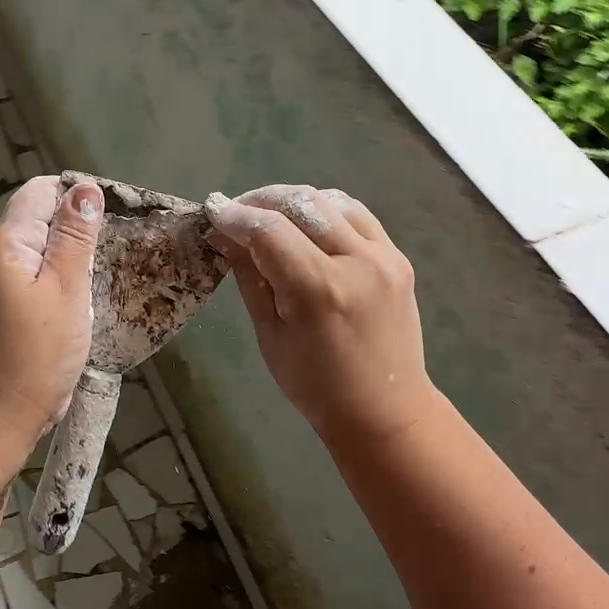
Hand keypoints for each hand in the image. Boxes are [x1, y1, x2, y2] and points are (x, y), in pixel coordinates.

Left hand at [0, 175, 105, 446]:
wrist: (3, 413)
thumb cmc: (38, 351)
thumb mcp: (66, 288)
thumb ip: (75, 236)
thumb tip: (85, 188)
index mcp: (6, 242)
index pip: (40, 192)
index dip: (76, 194)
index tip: (115, 212)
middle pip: (40, 215)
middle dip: (78, 222)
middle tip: (120, 240)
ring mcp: (1, 279)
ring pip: (42, 245)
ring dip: (74, 249)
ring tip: (110, 262)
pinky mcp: (10, 302)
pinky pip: (39, 270)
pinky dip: (64, 272)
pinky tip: (88, 287)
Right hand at [206, 185, 431, 444]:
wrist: (384, 409)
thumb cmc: (314, 384)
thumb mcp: (269, 332)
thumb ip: (249, 276)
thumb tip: (224, 235)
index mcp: (318, 289)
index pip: (268, 230)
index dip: (234, 216)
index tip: (211, 213)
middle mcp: (356, 262)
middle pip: (300, 203)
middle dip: (259, 200)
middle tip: (233, 212)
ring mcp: (384, 256)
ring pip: (330, 200)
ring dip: (292, 199)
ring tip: (266, 214)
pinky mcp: (397, 257)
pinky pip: (357, 214)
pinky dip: (325, 208)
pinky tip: (305, 221)